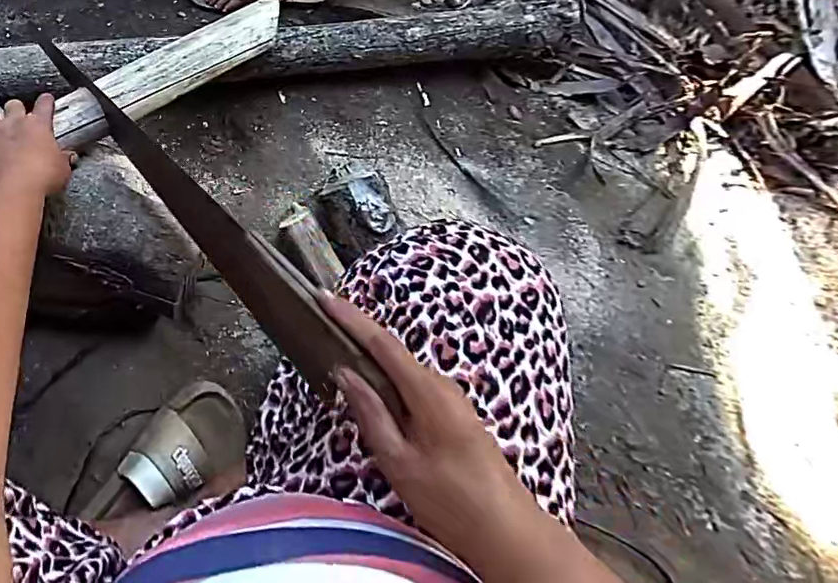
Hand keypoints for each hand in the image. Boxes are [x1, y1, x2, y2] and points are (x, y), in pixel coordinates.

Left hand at [0, 96, 72, 197]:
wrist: (15, 187)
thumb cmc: (41, 177)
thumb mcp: (62, 169)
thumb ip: (63, 160)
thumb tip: (69, 157)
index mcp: (39, 125)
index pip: (44, 104)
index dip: (46, 102)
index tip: (46, 101)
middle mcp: (15, 122)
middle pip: (13, 105)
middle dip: (15, 110)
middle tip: (18, 120)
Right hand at [322, 293, 572, 575]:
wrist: (514, 539)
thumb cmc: (456, 505)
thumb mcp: (399, 461)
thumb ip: (369, 411)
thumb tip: (344, 373)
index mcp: (427, 392)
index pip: (380, 341)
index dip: (349, 316)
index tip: (324, 298)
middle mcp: (441, 386)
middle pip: (390, 350)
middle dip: (356, 332)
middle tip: (323, 321)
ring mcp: (451, 397)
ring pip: (400, 367)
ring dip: (370, 357)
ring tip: (338, 354)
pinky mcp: (453, 411)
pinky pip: (411, 382)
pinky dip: (386, 375)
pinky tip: (371, 388)